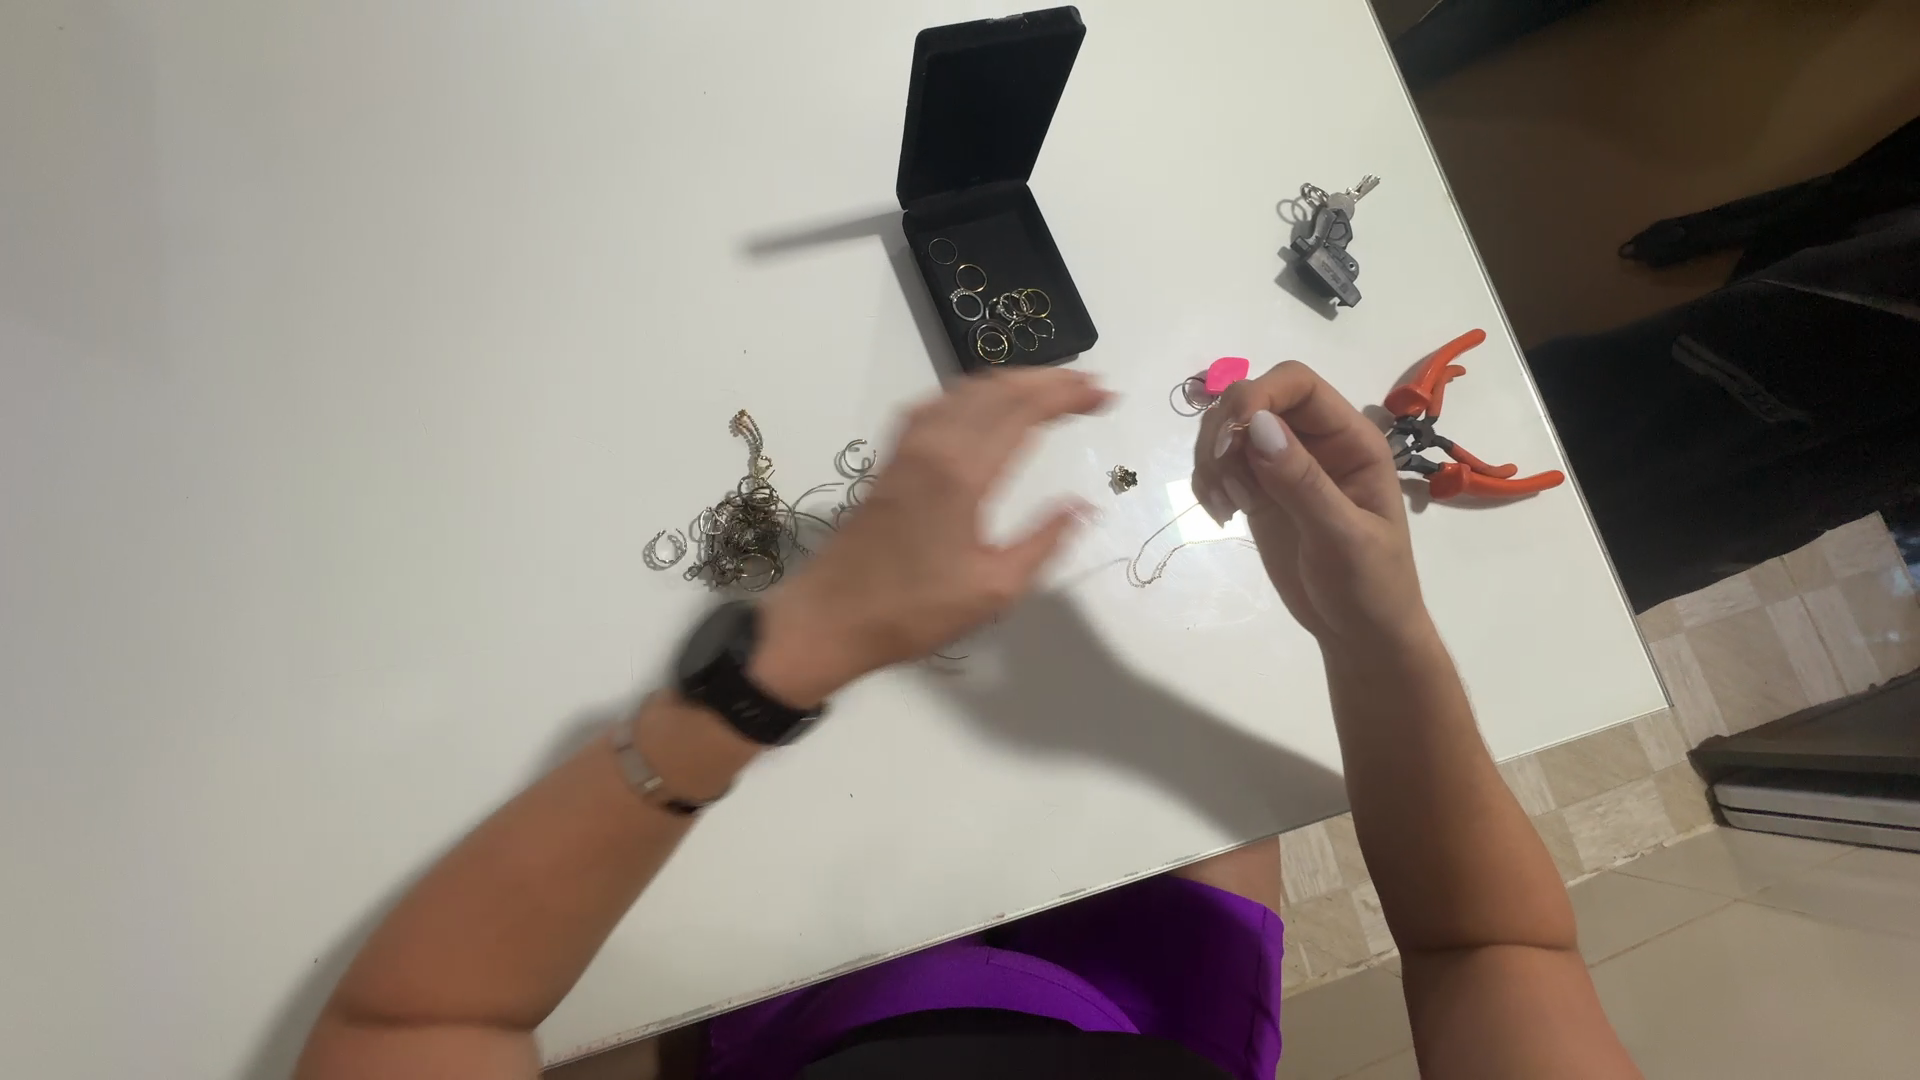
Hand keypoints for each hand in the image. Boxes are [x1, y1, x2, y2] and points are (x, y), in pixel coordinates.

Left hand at [749, 369, 1110, 704]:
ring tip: (1046, 388)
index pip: (1024, 413)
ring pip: (963, 392)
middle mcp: (933, 447)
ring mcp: (906, 450)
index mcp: (963, 474)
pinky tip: (980, 407)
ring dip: (1009, 382)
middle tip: (1088, 386)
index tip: (1104, 395)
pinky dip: (969, 394)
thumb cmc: (914, 611)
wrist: (830, 618)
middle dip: (1047, 381)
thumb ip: (1043, 542)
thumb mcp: (993, 589)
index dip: (1067, 396)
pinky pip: (934, 407)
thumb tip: (1081, 506)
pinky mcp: (889, 461)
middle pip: (996, 391)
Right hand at [1189, 361, 1430, 652]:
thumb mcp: (1342, 536)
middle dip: (1222, 432)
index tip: (1229, 442)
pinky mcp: (1257, 491)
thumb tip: (1256, 425)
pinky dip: (1206, 483)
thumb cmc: (1369, 586)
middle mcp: (1313, 442)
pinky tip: (1221, 514)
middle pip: (1251, 400)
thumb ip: (1300, 480)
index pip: (1296, 384)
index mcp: (1349, 439)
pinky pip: (1218, 466)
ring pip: (1227, 431)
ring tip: (1224, 506)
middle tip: (1220, 484)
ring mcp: (1281, 466)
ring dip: (1210, 461)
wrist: (1358, 631)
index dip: (1256, 396)